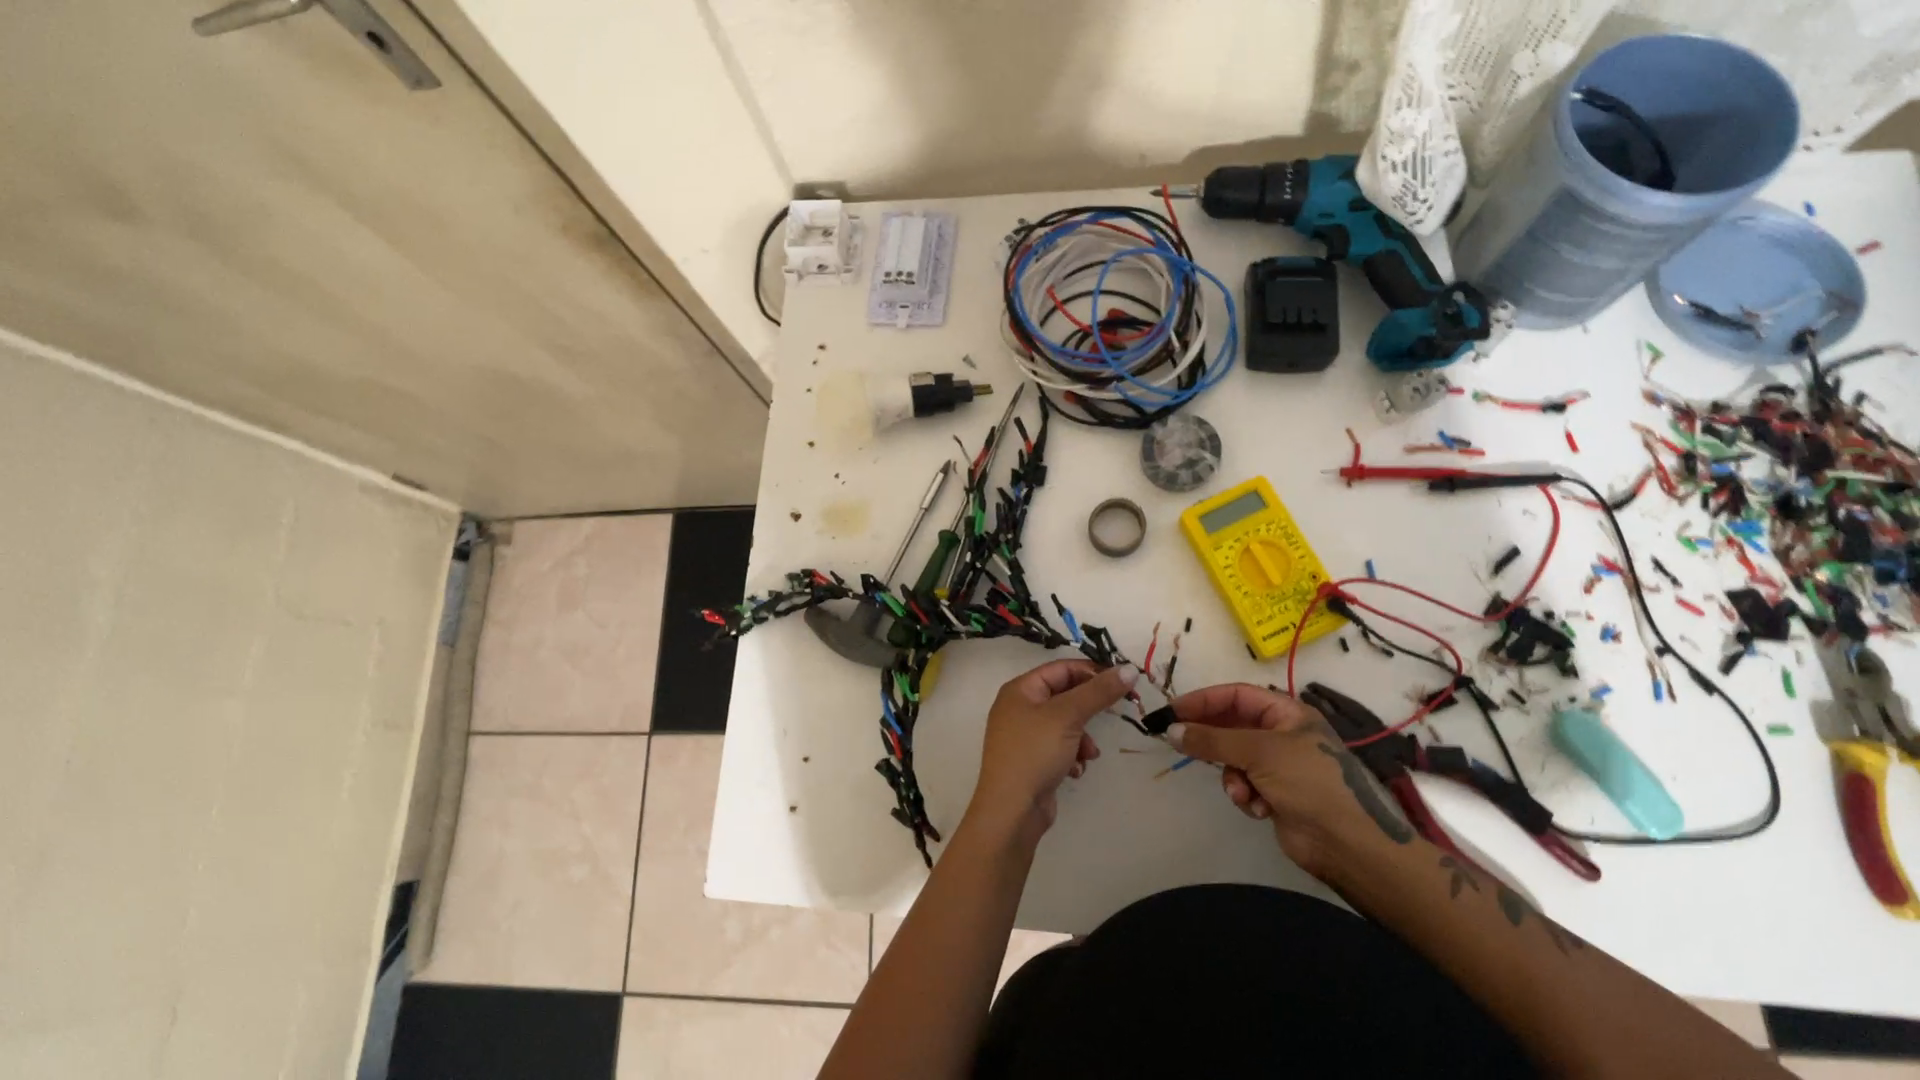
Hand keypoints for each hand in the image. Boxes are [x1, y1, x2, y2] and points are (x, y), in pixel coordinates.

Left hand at [966, 660, 1138, 843]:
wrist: (1012, 809)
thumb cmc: (1035, 752)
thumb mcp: (1068, 716)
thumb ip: (1099, 691)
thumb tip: (1129, 669)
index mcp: (1020, 689)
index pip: (1062, 668)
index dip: (1092, 672)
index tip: (1122, 682)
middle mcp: (1019, 708)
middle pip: (1065, 696)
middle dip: (1089, 710)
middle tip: (1116, 712)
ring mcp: (1025, 736)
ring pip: (1066, 724)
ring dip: (1083, 738)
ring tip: (1089, 753)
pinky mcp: (1033, 760)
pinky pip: (1060, 747)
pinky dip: (1072, 755)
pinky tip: (1075, 770)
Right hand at [1166, 683, 1409, 880]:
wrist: (1346, 840)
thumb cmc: (1308, 781)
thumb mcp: (1258, 752)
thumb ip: (1212, 740)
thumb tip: (1171, 731)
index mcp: (1288, 713)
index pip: (1237, 695)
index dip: (1203, 701)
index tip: (1172, 712)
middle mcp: (1283, 735)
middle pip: (1233, 727)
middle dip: (1212, 741)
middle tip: (1178, 743)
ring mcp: (1280, 766)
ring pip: (1234, 760)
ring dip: (1233, 778)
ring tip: (1242, 793)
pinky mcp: (1276, 794)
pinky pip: (1245, 785)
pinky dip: (1246, 796)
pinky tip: (1260, 809)